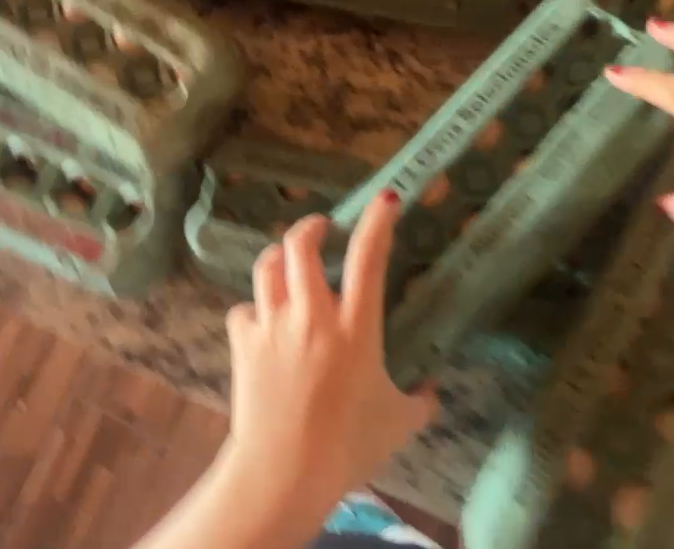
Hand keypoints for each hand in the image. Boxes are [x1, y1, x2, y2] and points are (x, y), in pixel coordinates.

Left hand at [221, 192, 439, 515]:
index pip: (368, 258)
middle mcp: (311, 315)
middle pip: (301, 245)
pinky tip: (262, 321)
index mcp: (354, 328)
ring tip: (289, 261)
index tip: (387, 198)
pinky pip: (244, 309)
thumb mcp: (398, 425)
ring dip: (280, 256)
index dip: (377, 221)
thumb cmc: (347, 448)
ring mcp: (272, 325)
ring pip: (268, 265)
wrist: (282, 474)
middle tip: (323, 228)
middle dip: (312, 226)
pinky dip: (254, 309)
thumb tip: (431, 392)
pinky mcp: (243, 342)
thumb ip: (419, 402)